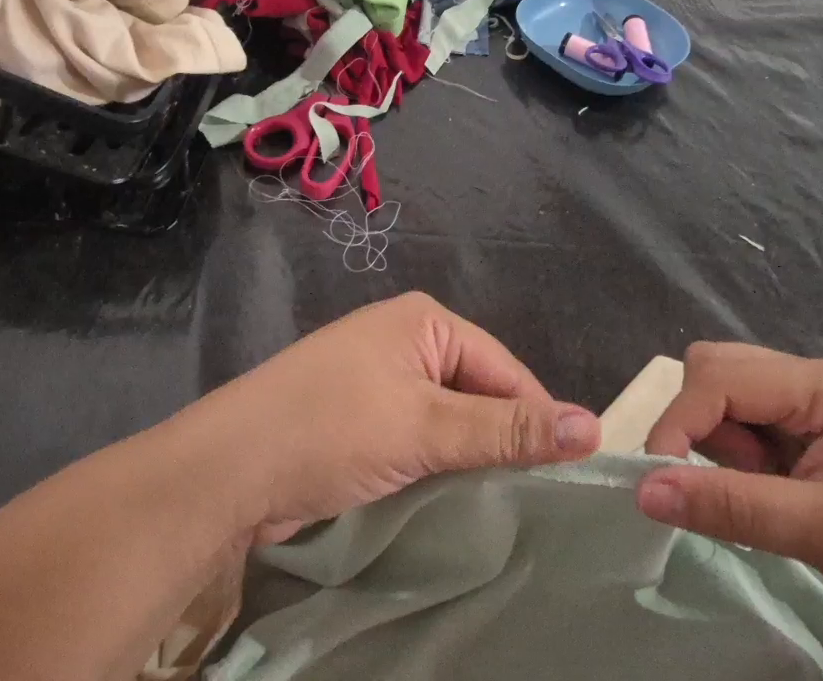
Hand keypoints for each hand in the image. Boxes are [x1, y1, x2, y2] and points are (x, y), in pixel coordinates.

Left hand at [182, 292, 601, 541]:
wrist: (227, 472)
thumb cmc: (331, 429)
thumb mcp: (425, 426)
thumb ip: (506, 430)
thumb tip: (595, 427)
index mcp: (424, 321)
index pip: (505, 368)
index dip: (537, 418)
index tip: (567, 473)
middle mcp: (404, 341)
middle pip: (478, 392)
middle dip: (499, 440)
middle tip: (530, 496)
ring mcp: (377, 381)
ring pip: (448, 420)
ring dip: (466, 457)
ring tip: (494, 501)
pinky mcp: (359, 419)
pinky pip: (417, 437)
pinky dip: (435, 465)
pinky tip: (448, 497)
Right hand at [633, 343, 822, 638]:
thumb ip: (731, 505)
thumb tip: (642, 490)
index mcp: (821, 384)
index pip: (719, 378)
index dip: (679, 422)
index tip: (657, 482)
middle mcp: (807, 383)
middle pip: (715, 371)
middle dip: (697, 423)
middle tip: (729, 481)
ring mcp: (805, 409)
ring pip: (722, 399)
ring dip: (715, 444)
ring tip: (760, 493)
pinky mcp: (801, 439)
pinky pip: (739, 430)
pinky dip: (730, 460)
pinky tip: (765, 494)